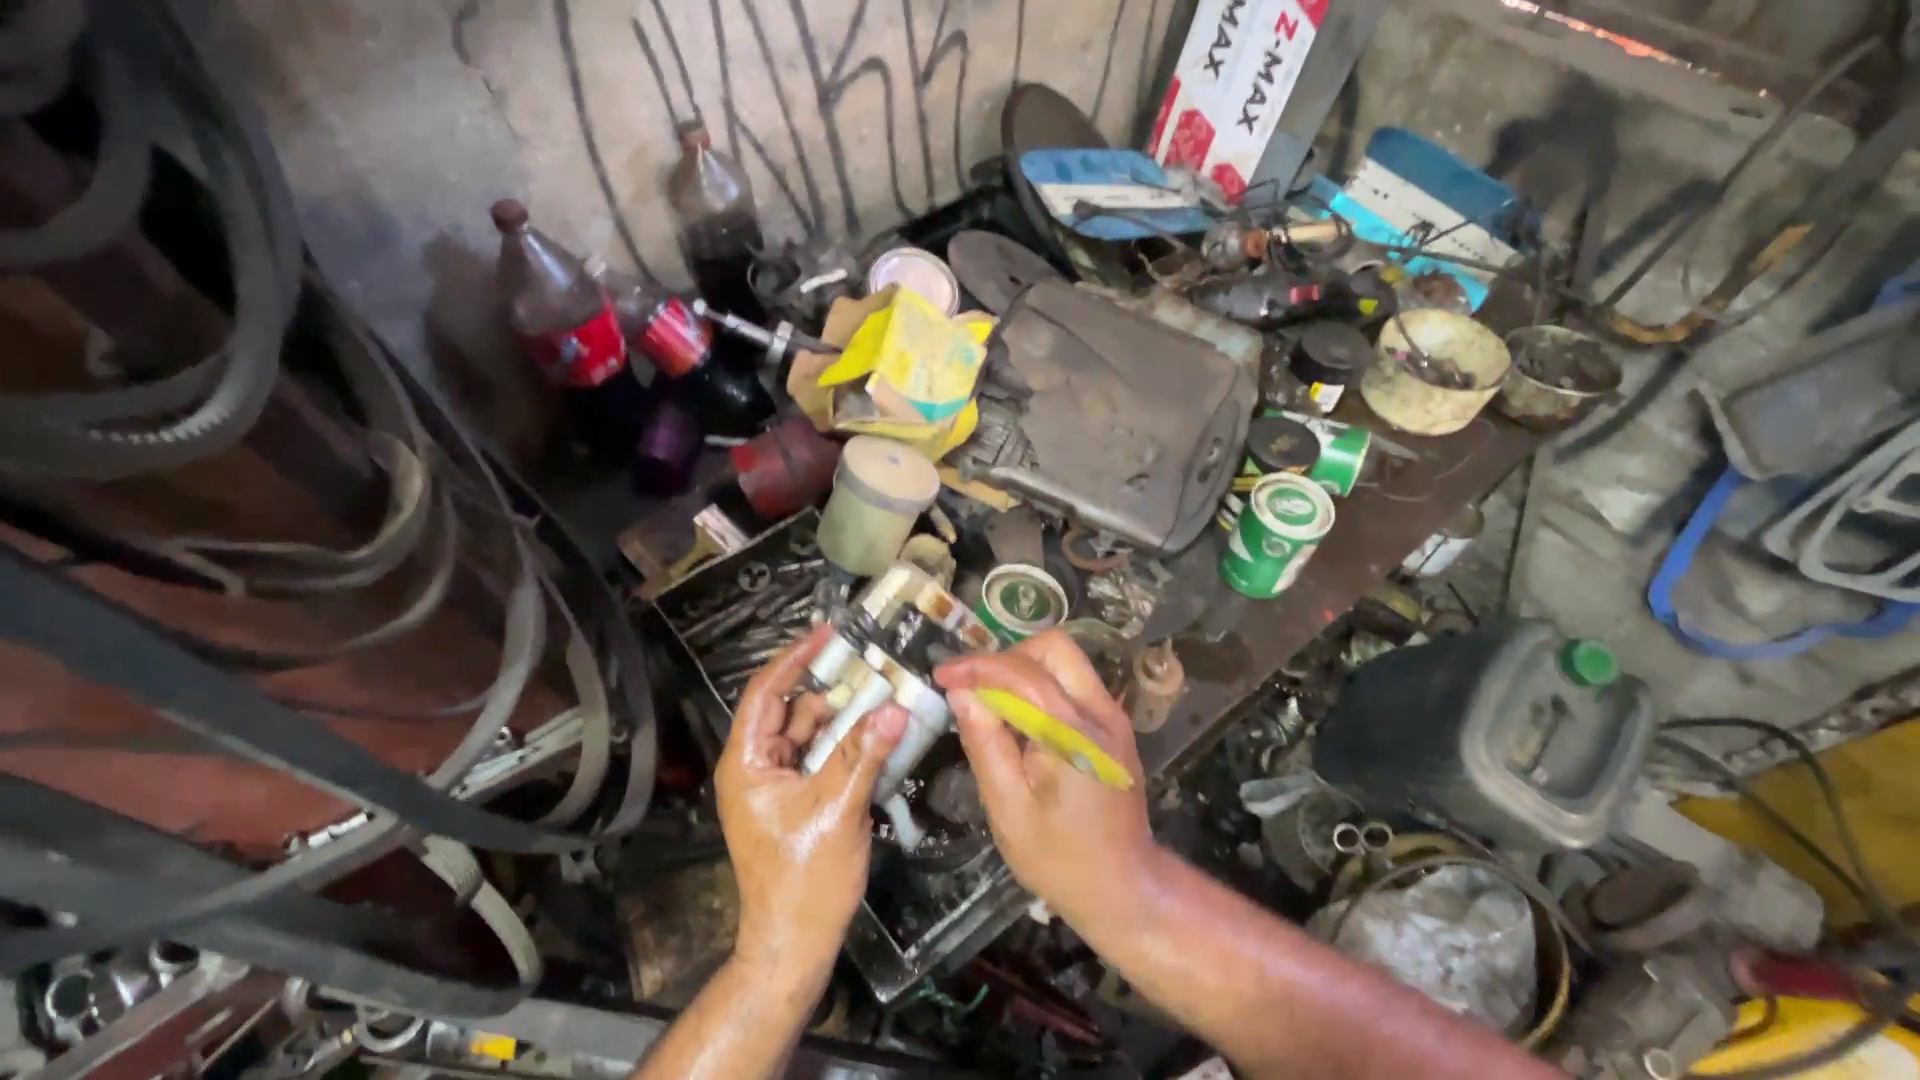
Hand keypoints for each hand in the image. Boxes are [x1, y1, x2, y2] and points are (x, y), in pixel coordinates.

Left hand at [717, 624, 906, 981]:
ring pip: (814, 733)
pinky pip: (824, 757)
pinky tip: (882, 734)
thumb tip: (895, 707)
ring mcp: (779, 782)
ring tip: (889, 697)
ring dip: (849, 718)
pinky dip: (850, 744)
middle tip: (876, 667)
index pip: (766, 693)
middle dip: (835, 690)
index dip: (795, 658)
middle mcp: (758, 764)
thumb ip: (865, 754)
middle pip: (795, 710)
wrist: (795, 942)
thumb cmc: (804, 878)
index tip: (828, 632)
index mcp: (749, 761)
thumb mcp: (837, 809)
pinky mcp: (799, 798)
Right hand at [934, 629, 1158, 927]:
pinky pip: (1073, 685)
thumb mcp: (1008, 807)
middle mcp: (1100, 713)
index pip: (1023, 673)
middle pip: (1055, 648)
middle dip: (1007, 658)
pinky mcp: (1113, 727)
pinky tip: (1018, 720)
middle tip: (974, 688)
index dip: (977, 667)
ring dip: (1024, 670)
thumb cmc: (1060, 858)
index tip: (942, 675)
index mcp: (1073, 734)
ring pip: (1066, 662)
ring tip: (991, 703)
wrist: (1124, 887)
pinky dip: (1041, 687)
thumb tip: (962, 693)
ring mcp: (1113, 717)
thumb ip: (985, 743)